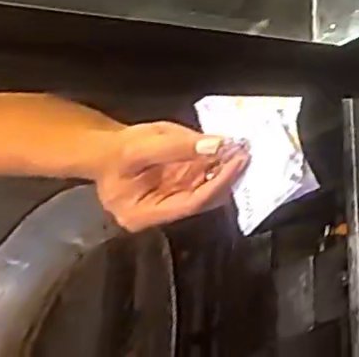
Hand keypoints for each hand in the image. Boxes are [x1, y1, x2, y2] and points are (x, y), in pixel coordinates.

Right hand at [91, 122, 248, 230]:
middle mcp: (165, 209)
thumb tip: (218, 145)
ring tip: (243, 145)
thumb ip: (180, 147)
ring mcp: (181, 195)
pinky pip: (214, 175)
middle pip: (208, 197)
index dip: (220, 183)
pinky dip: (227, 161)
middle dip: (230, 174)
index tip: (240, 159)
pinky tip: (236, 146)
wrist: (113, 148)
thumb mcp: (142, 147)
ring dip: (232, 167)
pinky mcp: (191, 182)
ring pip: (216, 186)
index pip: (193, 204)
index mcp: (143, 213)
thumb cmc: (119, 153)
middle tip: (245, 149)